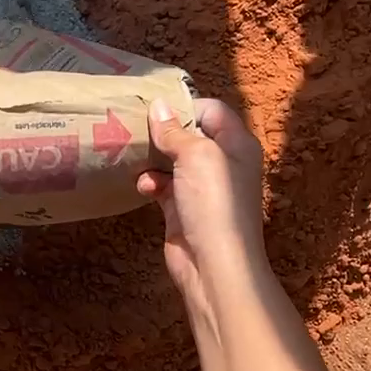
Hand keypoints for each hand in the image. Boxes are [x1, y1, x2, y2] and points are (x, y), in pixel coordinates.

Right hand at [136, 98, 268, 305]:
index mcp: (236, 144)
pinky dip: (151, 183)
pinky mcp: (182, 208)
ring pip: (172, 160)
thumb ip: (175, 130)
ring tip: (135, 158)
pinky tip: (143, 187)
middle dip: (163, 132)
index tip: (154, 109)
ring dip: (153, 159)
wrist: (214, 264)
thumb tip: (157, 105)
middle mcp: (221, 162)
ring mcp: (201, 187)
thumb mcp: (196, 156)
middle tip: (134, 127)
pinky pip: (163, 185)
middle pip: (189, 135)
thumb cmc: (213, 203)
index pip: (211, 110)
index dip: (185, 106)